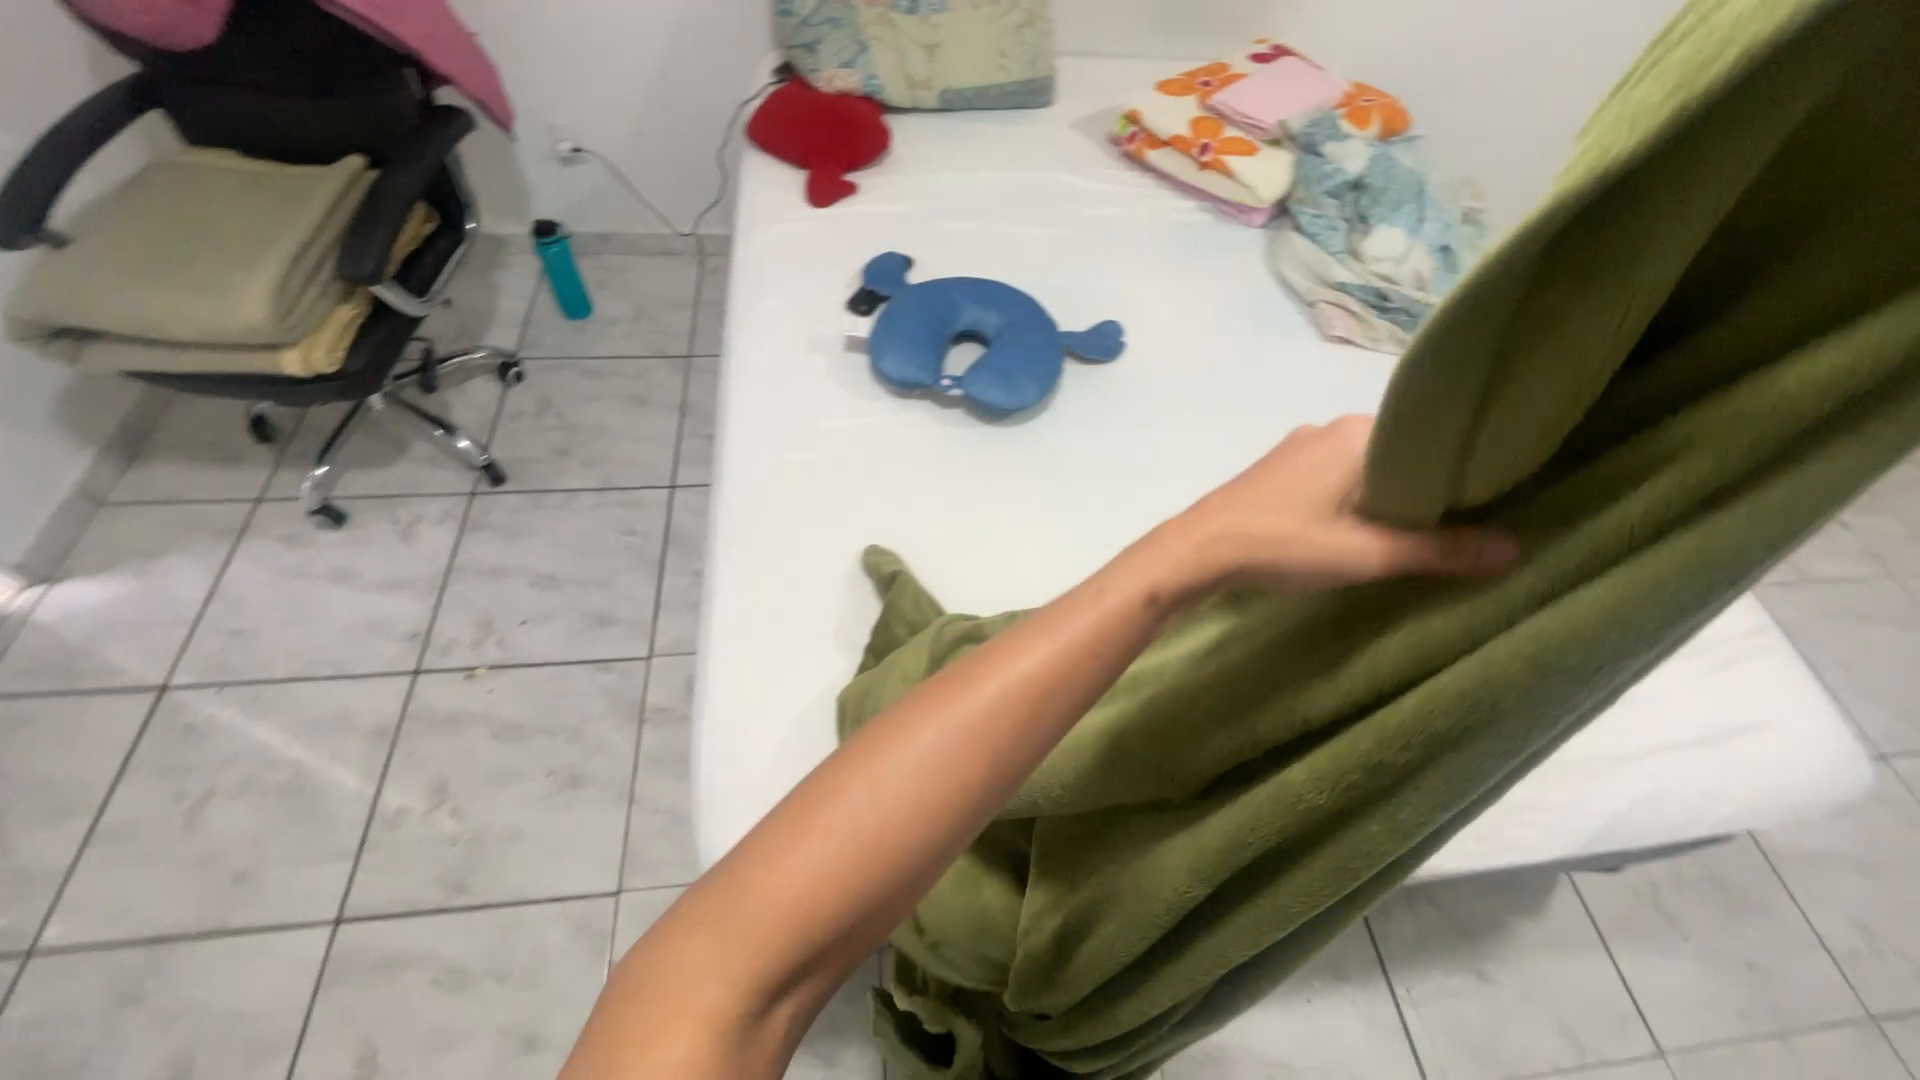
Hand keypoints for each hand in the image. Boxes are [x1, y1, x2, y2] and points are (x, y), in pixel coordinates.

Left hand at [1151, 415, 1519, 594]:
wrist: (1197, 550)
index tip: (1497, 492)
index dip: (1464, 465)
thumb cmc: (1283, 544)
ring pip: (1363, 464)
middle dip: (1427, 482)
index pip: (1432, 437)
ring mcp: (1297, 446)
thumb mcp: (1368, 554)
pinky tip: (1361, 522)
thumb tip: (1518, 549)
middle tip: (1465, 518)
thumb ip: (1440, 551)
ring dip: (1387, 491)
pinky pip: (1332, 474)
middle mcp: (1329, 427)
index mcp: (1359, 432)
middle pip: (1398, 451)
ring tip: (1419, 526)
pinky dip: (1353, 494)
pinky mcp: (1275, 469)